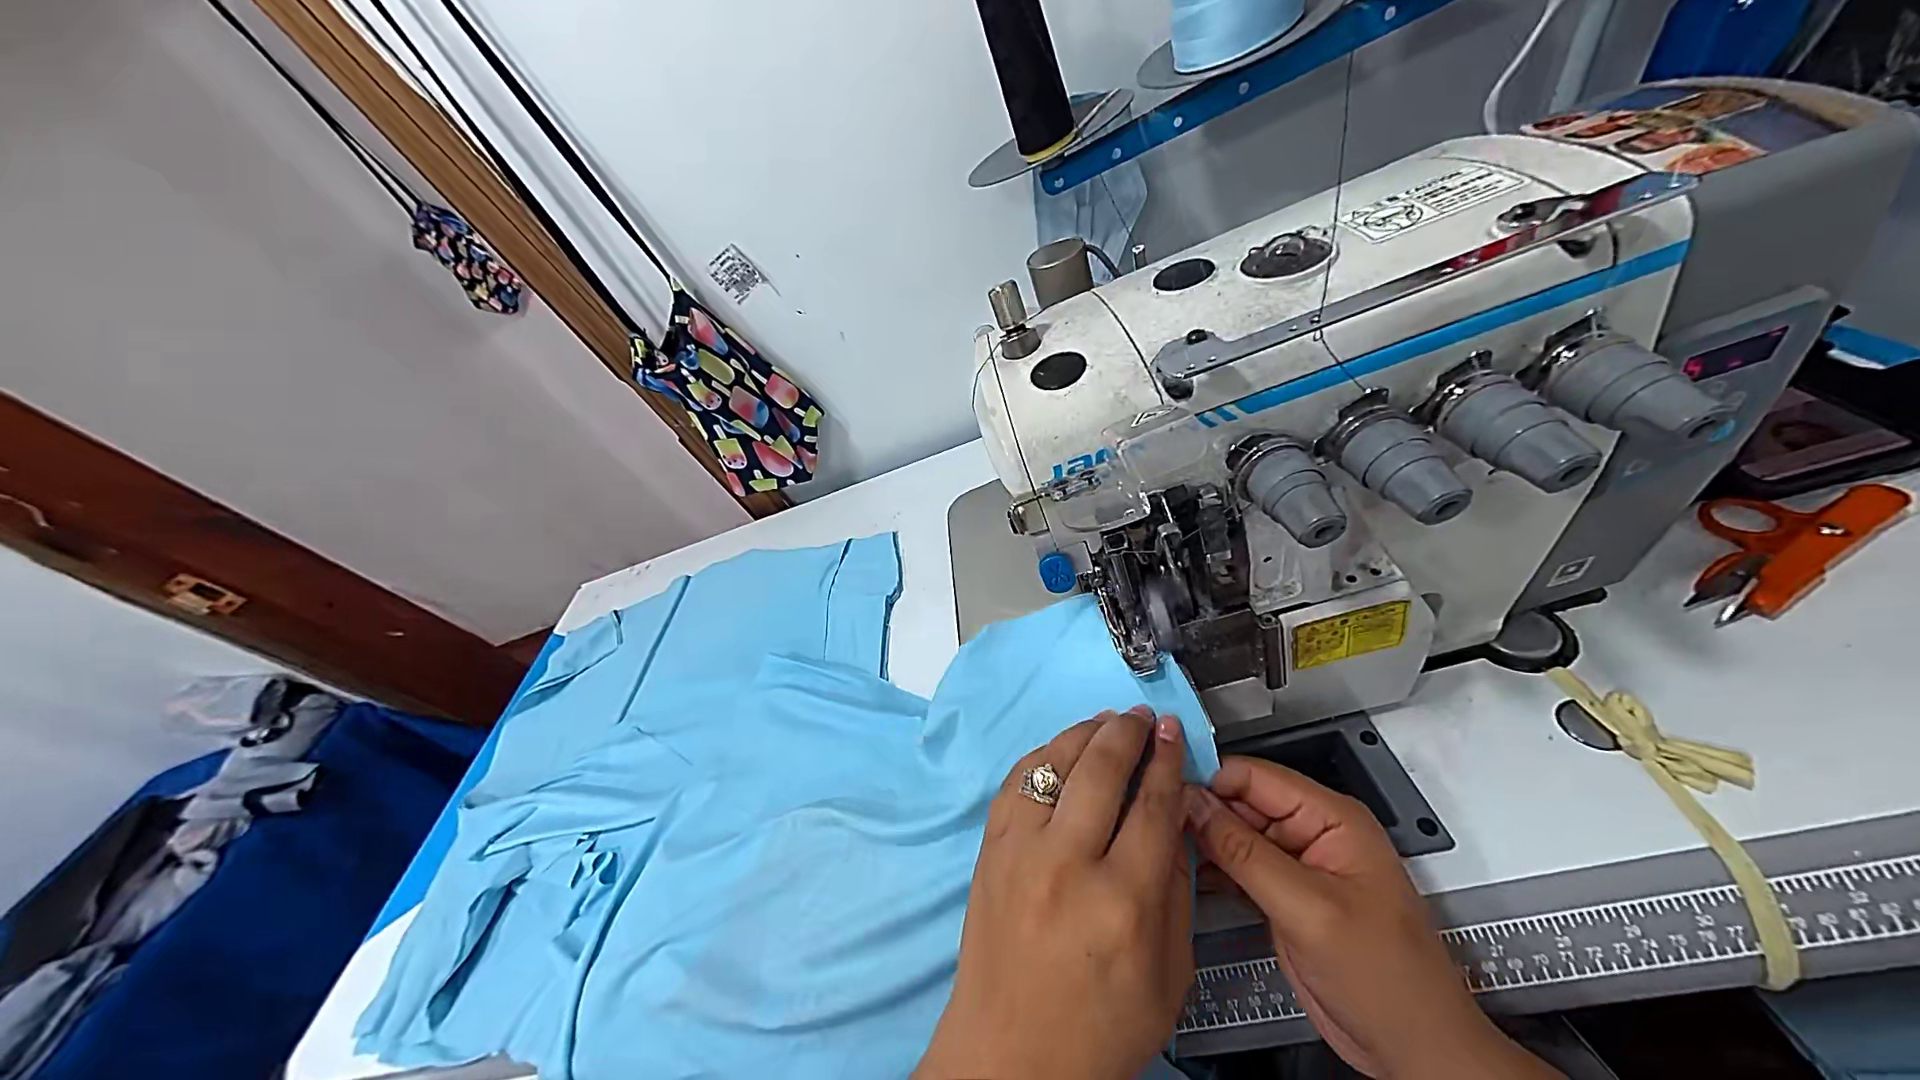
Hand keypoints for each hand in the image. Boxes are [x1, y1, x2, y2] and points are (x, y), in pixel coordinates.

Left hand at [915, 709, 1192, 1079]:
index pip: (1153, 805)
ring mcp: (1019, 851)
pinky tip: (1062, 749)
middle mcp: (1066, 864)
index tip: (1174, 734)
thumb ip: (1174, 888)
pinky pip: (1016, 781)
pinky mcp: (989, 849)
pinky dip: (1042, 755)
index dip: (1168, 760)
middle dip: (1128, 732)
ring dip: (1085, 733)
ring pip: (1053, 763)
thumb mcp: (1168, 973)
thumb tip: (1171, 815)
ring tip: (1107, 721)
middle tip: (1142, 717)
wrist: (1008, 1054)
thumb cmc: (1099, 1026)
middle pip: (1102, 769)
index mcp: (1122, 901)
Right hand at [1186, 757, 1558, 1079]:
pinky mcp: (1282, 893)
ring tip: (1164, 847)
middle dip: (1199, 811)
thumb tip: (1196, 804)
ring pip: (1232, 832)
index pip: (1254, 775)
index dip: (1208, 780)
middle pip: (1239, 801)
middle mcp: (1312, 833)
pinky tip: (1186, 874)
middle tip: (1158, 824)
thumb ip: (1245, 851)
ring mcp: (1295, 864)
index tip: (1166, 790)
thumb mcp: (1309, 909)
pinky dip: (1211, 868)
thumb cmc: (1392, 984)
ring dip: (1201, 839)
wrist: (1414, 1052)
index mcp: (1332, 818)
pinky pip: (1236, 864)